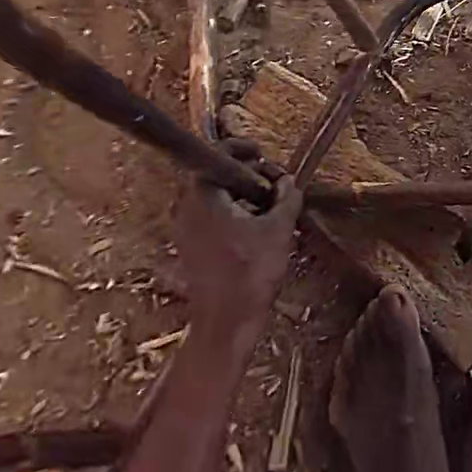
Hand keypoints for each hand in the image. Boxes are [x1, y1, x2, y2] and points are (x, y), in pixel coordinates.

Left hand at [175, 140, 304, 340]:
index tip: (261, 154)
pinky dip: (230, 212)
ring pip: (212, 196)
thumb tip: (288, 181)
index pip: (218, 153)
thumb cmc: (251, 272)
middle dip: (245, 174)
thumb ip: (286, 197)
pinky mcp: (188, 246)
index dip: (242, 148)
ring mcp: (183, 227)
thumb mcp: (279, 228)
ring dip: (239, 194)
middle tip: (270, 183)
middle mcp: (185, 206)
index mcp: (202, 194)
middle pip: (215, 174)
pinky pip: (208, 215)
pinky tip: (254, 227)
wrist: (227, 323)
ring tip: (267, 206)